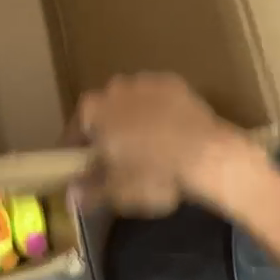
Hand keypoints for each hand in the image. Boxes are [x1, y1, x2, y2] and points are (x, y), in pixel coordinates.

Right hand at [74, 73, 266, 217]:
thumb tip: (71, 196)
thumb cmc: (153, 173)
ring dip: (134, 120)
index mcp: (91, 110)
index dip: (78, 152)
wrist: (208, 156)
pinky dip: (160, 113)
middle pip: (103, 113)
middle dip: (107, 132)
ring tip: (150, 148)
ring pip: (131, 104)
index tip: (85, 168)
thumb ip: (89, 192)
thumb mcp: (117, 192)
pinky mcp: (174, 83)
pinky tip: (171, 134)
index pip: (75, 133)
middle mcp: (112, 88)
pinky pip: (158, 100)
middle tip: (120, 160)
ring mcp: (144, 82)